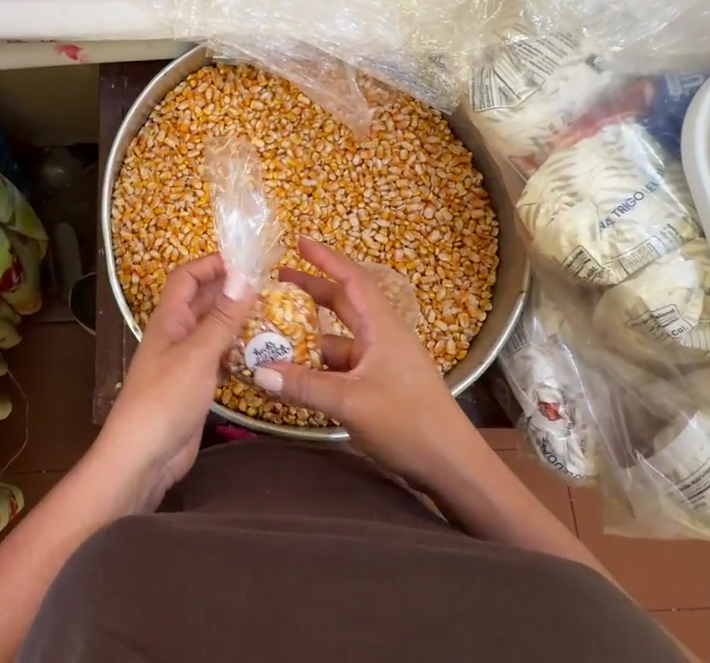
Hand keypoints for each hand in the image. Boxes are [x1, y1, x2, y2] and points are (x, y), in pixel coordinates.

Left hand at [94, 254, 252, 509]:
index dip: (211, 264)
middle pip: (202, 302)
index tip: (246, 261)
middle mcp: (176, 335)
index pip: (186, 278)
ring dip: (238, 322)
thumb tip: (244, 277)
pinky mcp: (195, 387)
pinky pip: (218, 359)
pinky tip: (261, 354)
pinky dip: (237, 352)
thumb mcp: (197, 355)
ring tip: (274, 316)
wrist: (143, 457)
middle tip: (270, 288)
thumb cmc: (165, 399)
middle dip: (231, 291)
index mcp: (169, 320)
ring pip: (213, 331)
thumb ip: (221, 318)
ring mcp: (184, 362)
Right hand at [254, 237, 470, 479]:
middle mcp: (382, 339)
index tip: (299, 243)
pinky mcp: (380, 388)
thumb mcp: (350, 402)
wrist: (452, 467)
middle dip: (310, 292)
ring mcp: (381, 365)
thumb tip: (257, 371)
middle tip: (276, 282)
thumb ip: (302, 386)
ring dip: (308, 337)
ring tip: (272, 336)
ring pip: (338, 341)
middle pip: (343, 305)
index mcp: (382, 328)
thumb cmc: (408, 422)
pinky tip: (293, 376)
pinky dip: (317, 367)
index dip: (326, 259)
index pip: (352, 280)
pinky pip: (340, 367)